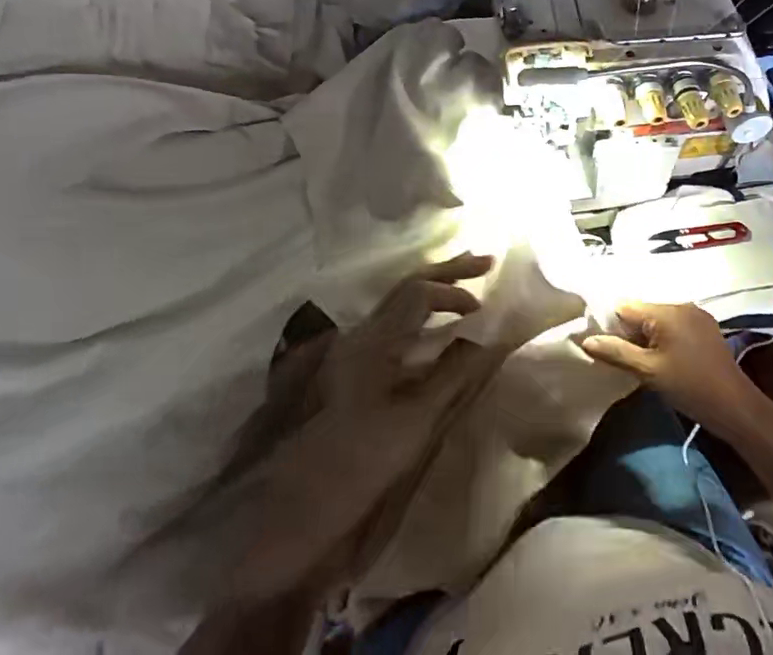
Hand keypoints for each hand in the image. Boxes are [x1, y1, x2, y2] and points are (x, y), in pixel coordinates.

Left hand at [224, 254, 503, 599]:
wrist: (288, 510)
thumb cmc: (355, 462)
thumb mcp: (413, 423)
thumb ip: (451, 375)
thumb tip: (485, 338)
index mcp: (372, 342)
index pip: (418, 295)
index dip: (454, 292)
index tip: (484, 308)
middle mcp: (355, 336)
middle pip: (403, 289)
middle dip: (444, 273)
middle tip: (483, 260)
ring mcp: (344, 353)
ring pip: (392, 305)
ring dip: (428, 290)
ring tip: (458, 284)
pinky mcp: (342, 373)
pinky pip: (386, 327)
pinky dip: (414, 317)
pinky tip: (427, 330)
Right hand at [579, 302, 763, 436]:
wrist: (735, 406)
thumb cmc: (689, 386)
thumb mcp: (648, 371)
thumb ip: (616, 352)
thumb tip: (587, 340)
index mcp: (666, 311)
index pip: (625, 307)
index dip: (612, 326)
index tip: (607, 347)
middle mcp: (681, 305)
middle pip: (642, 311)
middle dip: (630, 332)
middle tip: (624, 358)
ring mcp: (696, 315)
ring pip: (658, 319)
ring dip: (648, 337)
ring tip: (644, 362)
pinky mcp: (706, 328)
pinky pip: (675, 325)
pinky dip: (665, 338)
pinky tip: (665, 359)